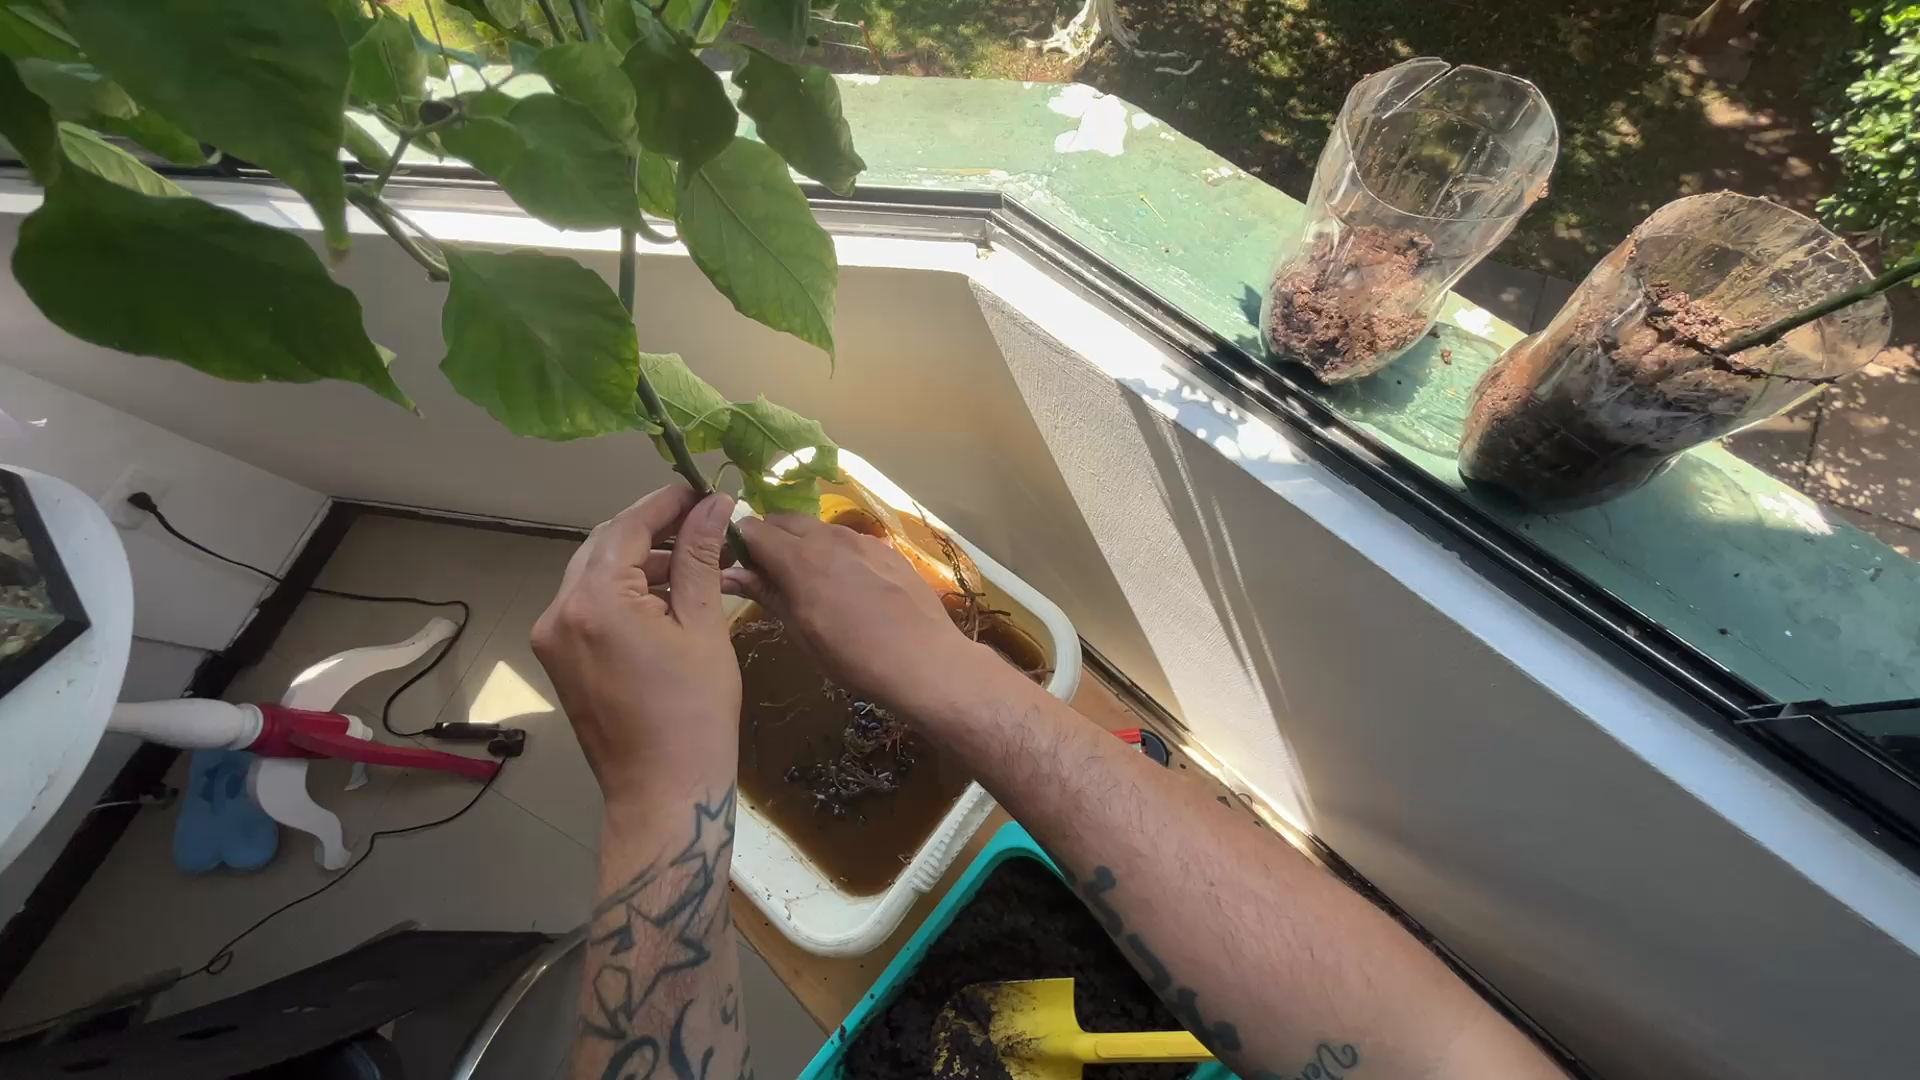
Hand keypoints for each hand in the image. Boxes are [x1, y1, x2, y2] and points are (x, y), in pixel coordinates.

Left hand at [531, 486, 738, 811]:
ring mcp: (553, 637)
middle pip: (604, 545)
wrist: (663, 789)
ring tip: (693, 562)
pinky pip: (590, 604)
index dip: (666, 503)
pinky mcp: (559, 658)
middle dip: (652, 528)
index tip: (702, 490)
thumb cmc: (696, 710)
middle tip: (703, 522)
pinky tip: (665, 596)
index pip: (628, 527)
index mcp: (596, 602)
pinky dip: (625, 591)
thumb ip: (701, 557)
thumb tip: (715, 503)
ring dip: (640, 560)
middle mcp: (559, 612)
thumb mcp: (704, 626)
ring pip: (594, 573)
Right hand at [724, 513, 1009, 717]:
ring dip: (804, 542)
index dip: (740, 542)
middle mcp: (831, 538)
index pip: (755, 529)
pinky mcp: (888, 551)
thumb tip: (727, 573)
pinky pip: (851, 541)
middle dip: (770, 537)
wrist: (924, 660)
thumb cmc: (854, 657)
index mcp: (801, 559)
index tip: (737, 564)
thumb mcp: (801, 633)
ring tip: (808, 578)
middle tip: (768, 572)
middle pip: (786, 520)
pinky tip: (846, 582)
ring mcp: (864, 541)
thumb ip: (766, 595)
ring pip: (820, 528)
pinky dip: (836, 551)